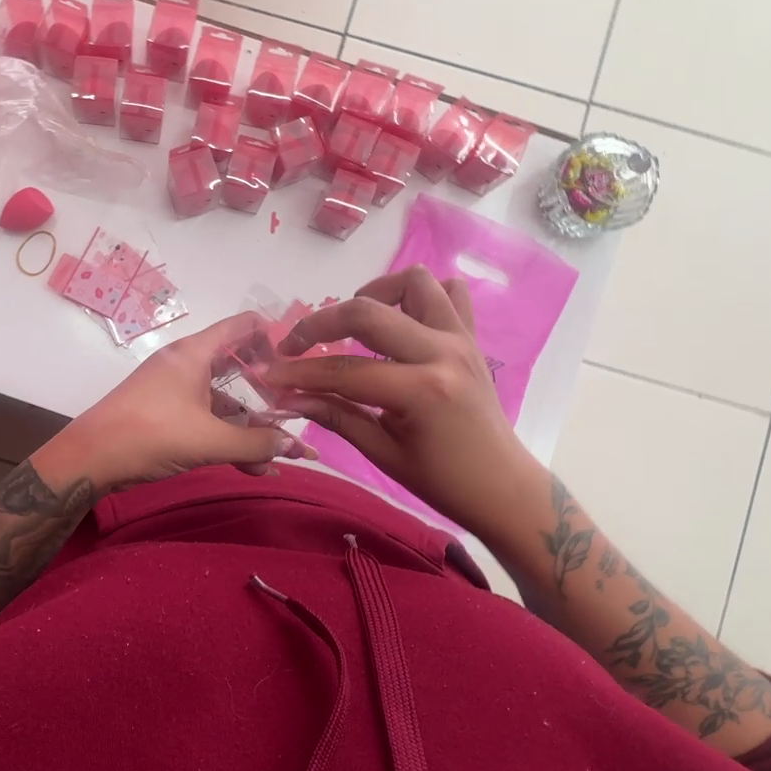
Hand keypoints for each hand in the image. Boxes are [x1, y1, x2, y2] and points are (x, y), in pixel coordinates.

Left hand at [34, 312, 313, 491]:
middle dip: (268, 394)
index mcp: (195, 353)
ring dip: (250, 426)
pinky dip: (228, 437)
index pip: (244, 325)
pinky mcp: (166, 413)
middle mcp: (186, 363)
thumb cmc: (150, 435)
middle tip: (293, 417)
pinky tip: (251, 466)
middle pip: (238, 365)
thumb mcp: (209, 441)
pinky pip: (208, 418)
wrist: (89, 459)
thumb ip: (256, 443)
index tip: (294, 371)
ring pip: (224, 400)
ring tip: (276, 456)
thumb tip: (296, 445)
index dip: (275, 341)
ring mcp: (175, 389)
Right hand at [263, 265, 543, 537]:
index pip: (343, 371)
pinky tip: (397, 324)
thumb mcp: (382, 453)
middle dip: (321, 324)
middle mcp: (443, 352)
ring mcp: (461, 339)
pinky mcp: (471, 337)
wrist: (503, 487)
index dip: (299, 372)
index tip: (268, 373)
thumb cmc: (442, 481)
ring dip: (374, 296)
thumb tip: (288, 396)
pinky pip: (448, 293)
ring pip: (413, 283)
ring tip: (353, 326)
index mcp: (421, 390)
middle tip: (296, 346)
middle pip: (367, 312)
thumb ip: (335, 416)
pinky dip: (418, 298)